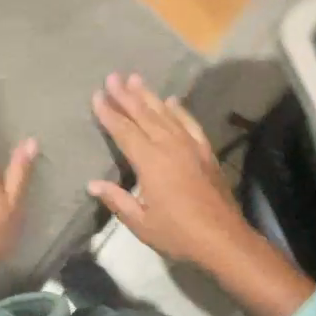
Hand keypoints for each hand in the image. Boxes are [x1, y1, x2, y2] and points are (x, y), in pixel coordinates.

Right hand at [88, 74, 313, 315]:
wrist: (222, 238)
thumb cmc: (178, 233)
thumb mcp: (141, 223)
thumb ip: (117, 200)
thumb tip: (93, 184)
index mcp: (150, 162)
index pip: (124, 131)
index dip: (109, 113)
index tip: (97, 96)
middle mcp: (169, 147)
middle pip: (144, 115)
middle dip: (126, 96)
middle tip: (113, 77)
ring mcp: (191, 147)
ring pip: (166, 114)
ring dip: (150, 96)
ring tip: (135, 79)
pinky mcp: (206, 152)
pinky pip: (190, 124)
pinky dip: (179, 111)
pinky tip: (172, 101)